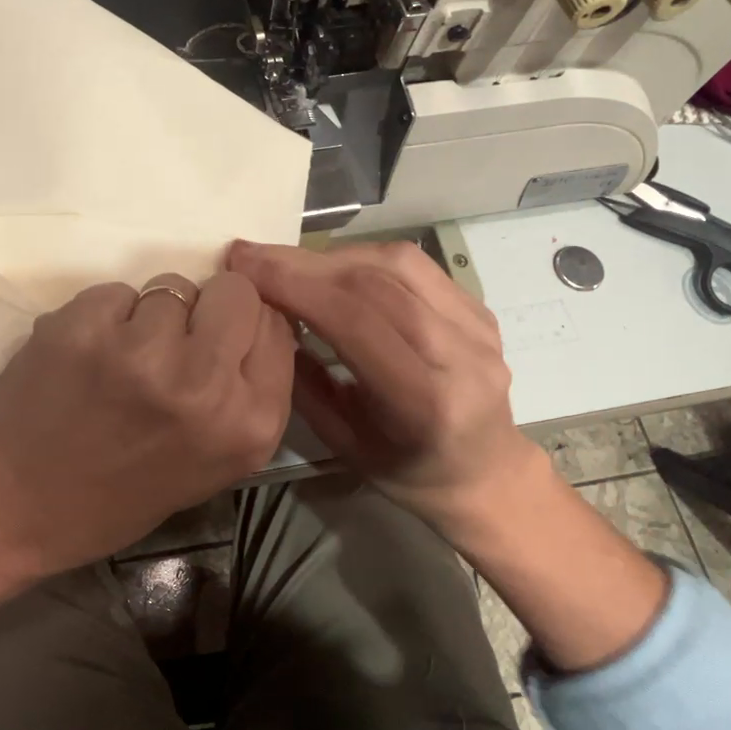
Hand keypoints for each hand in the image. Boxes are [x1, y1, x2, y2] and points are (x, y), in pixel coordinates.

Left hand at [0, 271, 296, 578]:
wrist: (14, 507)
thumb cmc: (116, 497)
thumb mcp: (211, 462)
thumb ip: (243, 392)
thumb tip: (257, 317)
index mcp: (250, 424)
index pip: (276, 325)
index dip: (243, 325)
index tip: (213, 340)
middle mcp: (206, 383)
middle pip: (234, 290)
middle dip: (203, 309)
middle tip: (168, 345)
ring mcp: (143, 350)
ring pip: (170, 286)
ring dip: (146, 315)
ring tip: (117, 362)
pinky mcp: (87, 325)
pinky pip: (116, 290)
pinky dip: (101, 315)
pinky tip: (82, 357)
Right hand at [227, 240, 537, 534]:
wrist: (486, 474)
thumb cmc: (407, 471)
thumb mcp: (343, 443)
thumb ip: (304, 382)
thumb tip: (263, 318)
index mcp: (424, 403)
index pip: (355, 322)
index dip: (296, 286)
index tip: (244, 269)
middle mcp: (461, 356)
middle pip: (375, 283)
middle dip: (303, 264)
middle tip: (251, 256)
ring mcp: (477, 327)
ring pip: (396, 262)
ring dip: (332, 256)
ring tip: (288, 261)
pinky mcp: (479, 307)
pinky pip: (415, 265)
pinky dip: (363, 258)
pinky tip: (333, 267)